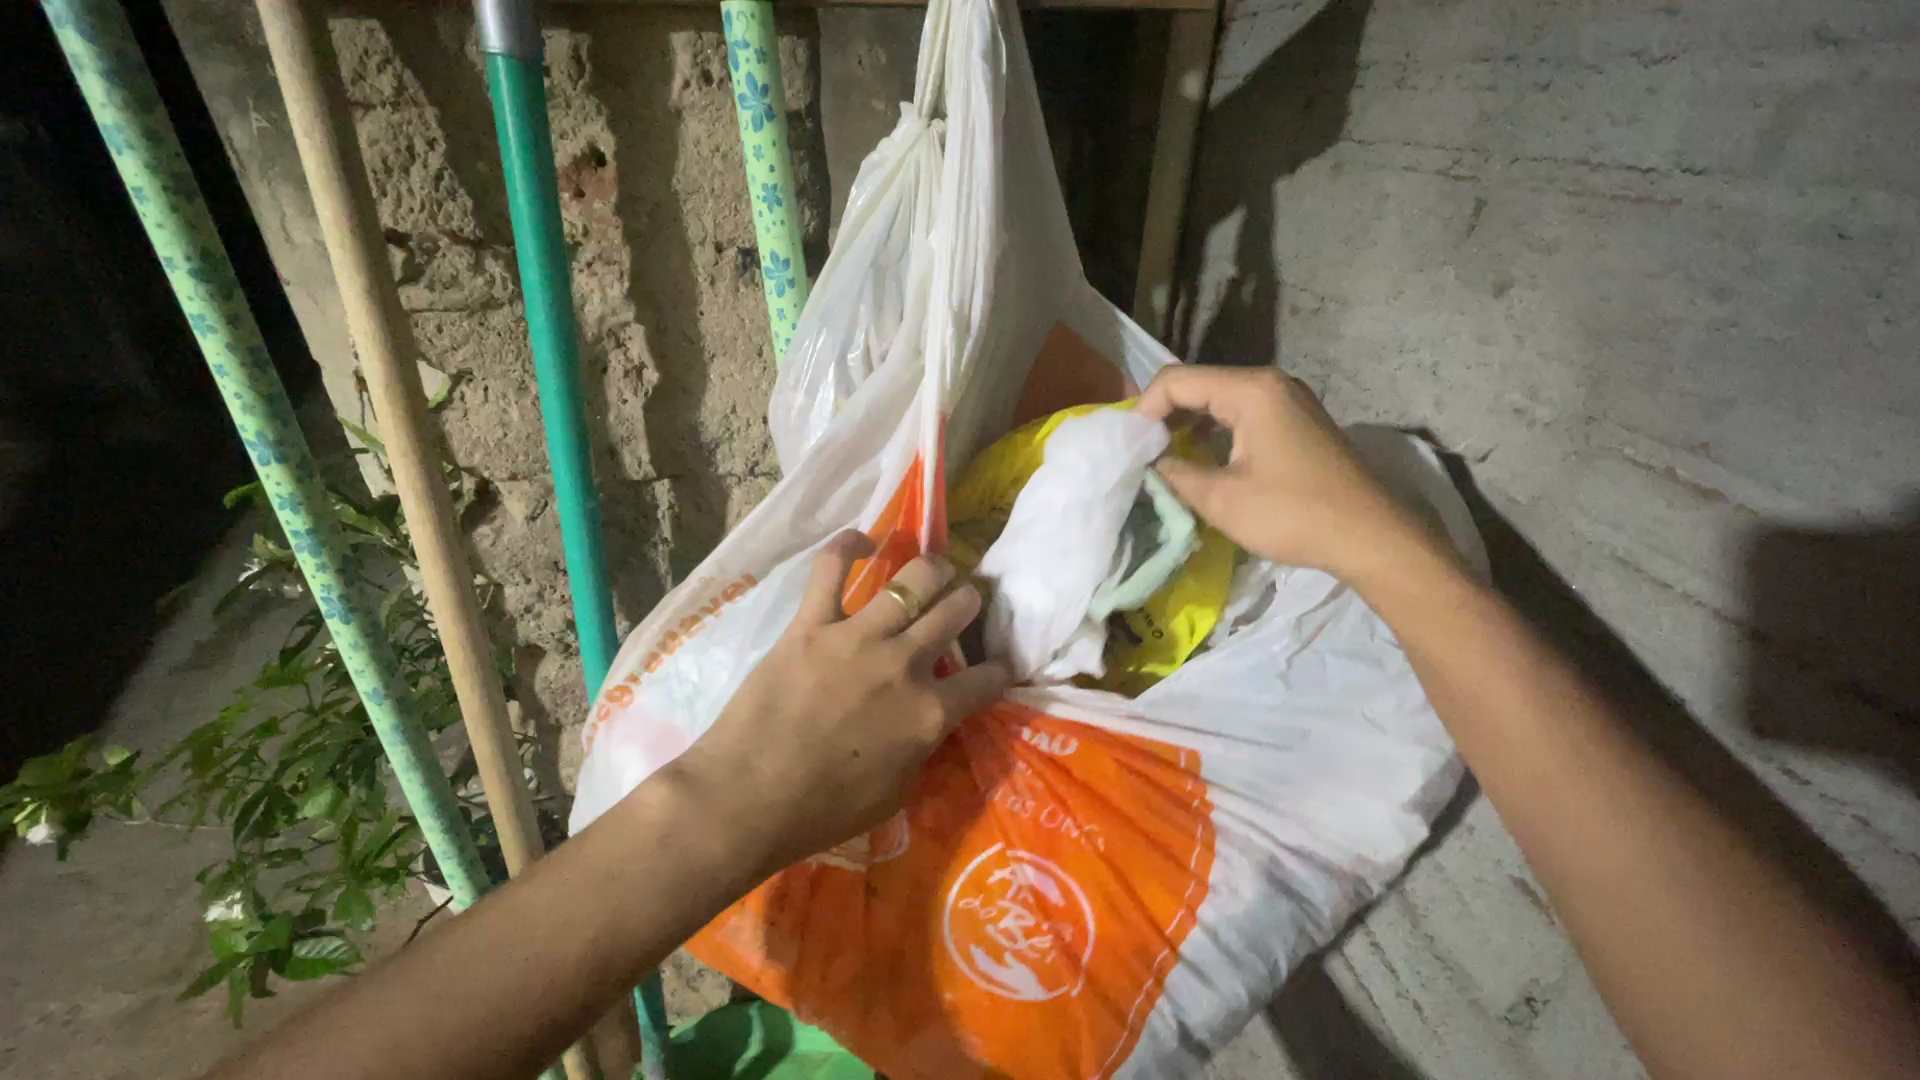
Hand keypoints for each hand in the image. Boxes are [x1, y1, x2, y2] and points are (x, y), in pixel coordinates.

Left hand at [670, 531, 1009, 873]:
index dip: (999, 670)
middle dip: (968, 601)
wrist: (749, 799)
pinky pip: (832, 567)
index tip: (996, 667)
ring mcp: (858, 637)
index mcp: (930, 713)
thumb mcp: (898, 792)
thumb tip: (928, 720)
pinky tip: (864, 541)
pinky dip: (849, 545)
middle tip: (959, 604)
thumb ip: (922, 747)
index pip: (987, 679)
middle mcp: (905, 664)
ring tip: (932, 569)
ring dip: (933, 568)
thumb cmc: (824, 811)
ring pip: (914, 577)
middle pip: (957, 609)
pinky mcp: (811, 623)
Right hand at [1138, 366, 1447, 585]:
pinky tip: (1201, 461)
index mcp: (1251, 390)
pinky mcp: (1296, 422)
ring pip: (1219, 400)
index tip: (1129, 449)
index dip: (1144, 410)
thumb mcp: (1221, 499)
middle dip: (1163, 416)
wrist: (1372, 537)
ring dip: (1187, 425)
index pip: (1176, 380)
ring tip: (1164, 460)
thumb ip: (1175, 474)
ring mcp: (1287, 401)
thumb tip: (1150, 465)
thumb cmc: (1293, 514)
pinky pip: (1241, 414)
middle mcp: (1270, 383)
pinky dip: (1214, 432)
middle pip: (1198, 384)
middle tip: (1140, 455)